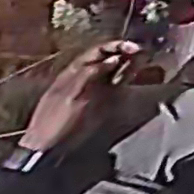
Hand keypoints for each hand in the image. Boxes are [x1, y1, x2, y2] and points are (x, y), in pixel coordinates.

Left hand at [20, 41, 141, 151]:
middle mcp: (87, 76)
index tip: (134, 46)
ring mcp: (96, 87)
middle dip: (127, 52)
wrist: (49, 148)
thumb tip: (114, 58)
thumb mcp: (70, 96)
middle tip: (143, 52)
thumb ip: (90, 74)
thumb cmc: (56, 121)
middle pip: (110, 57)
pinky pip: (119, 81)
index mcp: (74, 72)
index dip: (116, 45)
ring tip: (144, 60)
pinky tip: (135, 73)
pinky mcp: (104, 98)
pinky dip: (129, 75)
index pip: (98, 51)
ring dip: (131, 63)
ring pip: (117, 68)